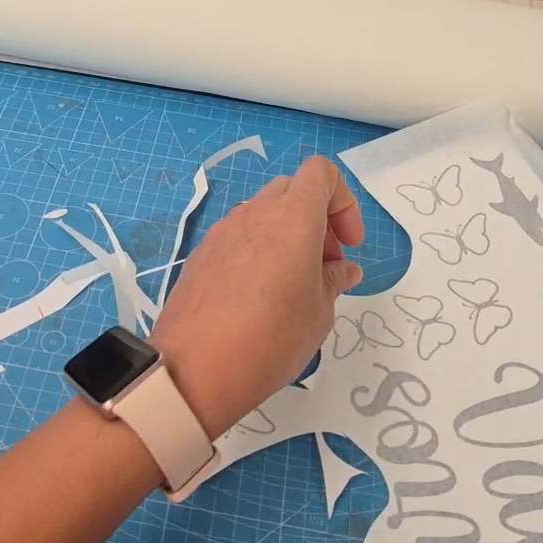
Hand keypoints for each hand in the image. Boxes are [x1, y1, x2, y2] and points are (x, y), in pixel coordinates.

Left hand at [148, 156, 365, 436]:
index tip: (348, 245)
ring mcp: (223, 231)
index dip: (344, 202)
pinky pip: (239, 237)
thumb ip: (334, 281)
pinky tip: (258, 298)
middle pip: (293, 191)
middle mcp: (254, 213)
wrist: (194, 369)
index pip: (321, 173)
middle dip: (317, 220)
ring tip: (293, 287)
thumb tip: (342, 269)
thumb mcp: (319, 313)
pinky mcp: (202, 254)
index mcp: (292, 217)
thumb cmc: (270, 337)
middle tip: (324, 267)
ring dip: (287, 236)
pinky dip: (259, 251)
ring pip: (263, 214)